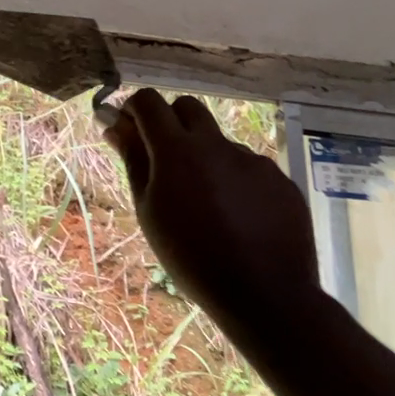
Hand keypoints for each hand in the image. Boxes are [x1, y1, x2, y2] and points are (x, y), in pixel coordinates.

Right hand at [103, 90, 318, 328]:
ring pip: (219, 141)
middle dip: (170, 120)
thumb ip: (133, 160)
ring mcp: (254, 160)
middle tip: (163, 157)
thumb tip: (113, 125)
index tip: (128, 128)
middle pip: (188, 107)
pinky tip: (237, 217)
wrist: (265, 293)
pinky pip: (249, 167)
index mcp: (177, 150)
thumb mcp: (148, 209)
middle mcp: (217, 144)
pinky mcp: (280, 179)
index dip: (134, 108)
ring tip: (206, 203)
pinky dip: (235, 180)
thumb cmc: (189, 255)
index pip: (149, 102)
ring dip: (204, 156)